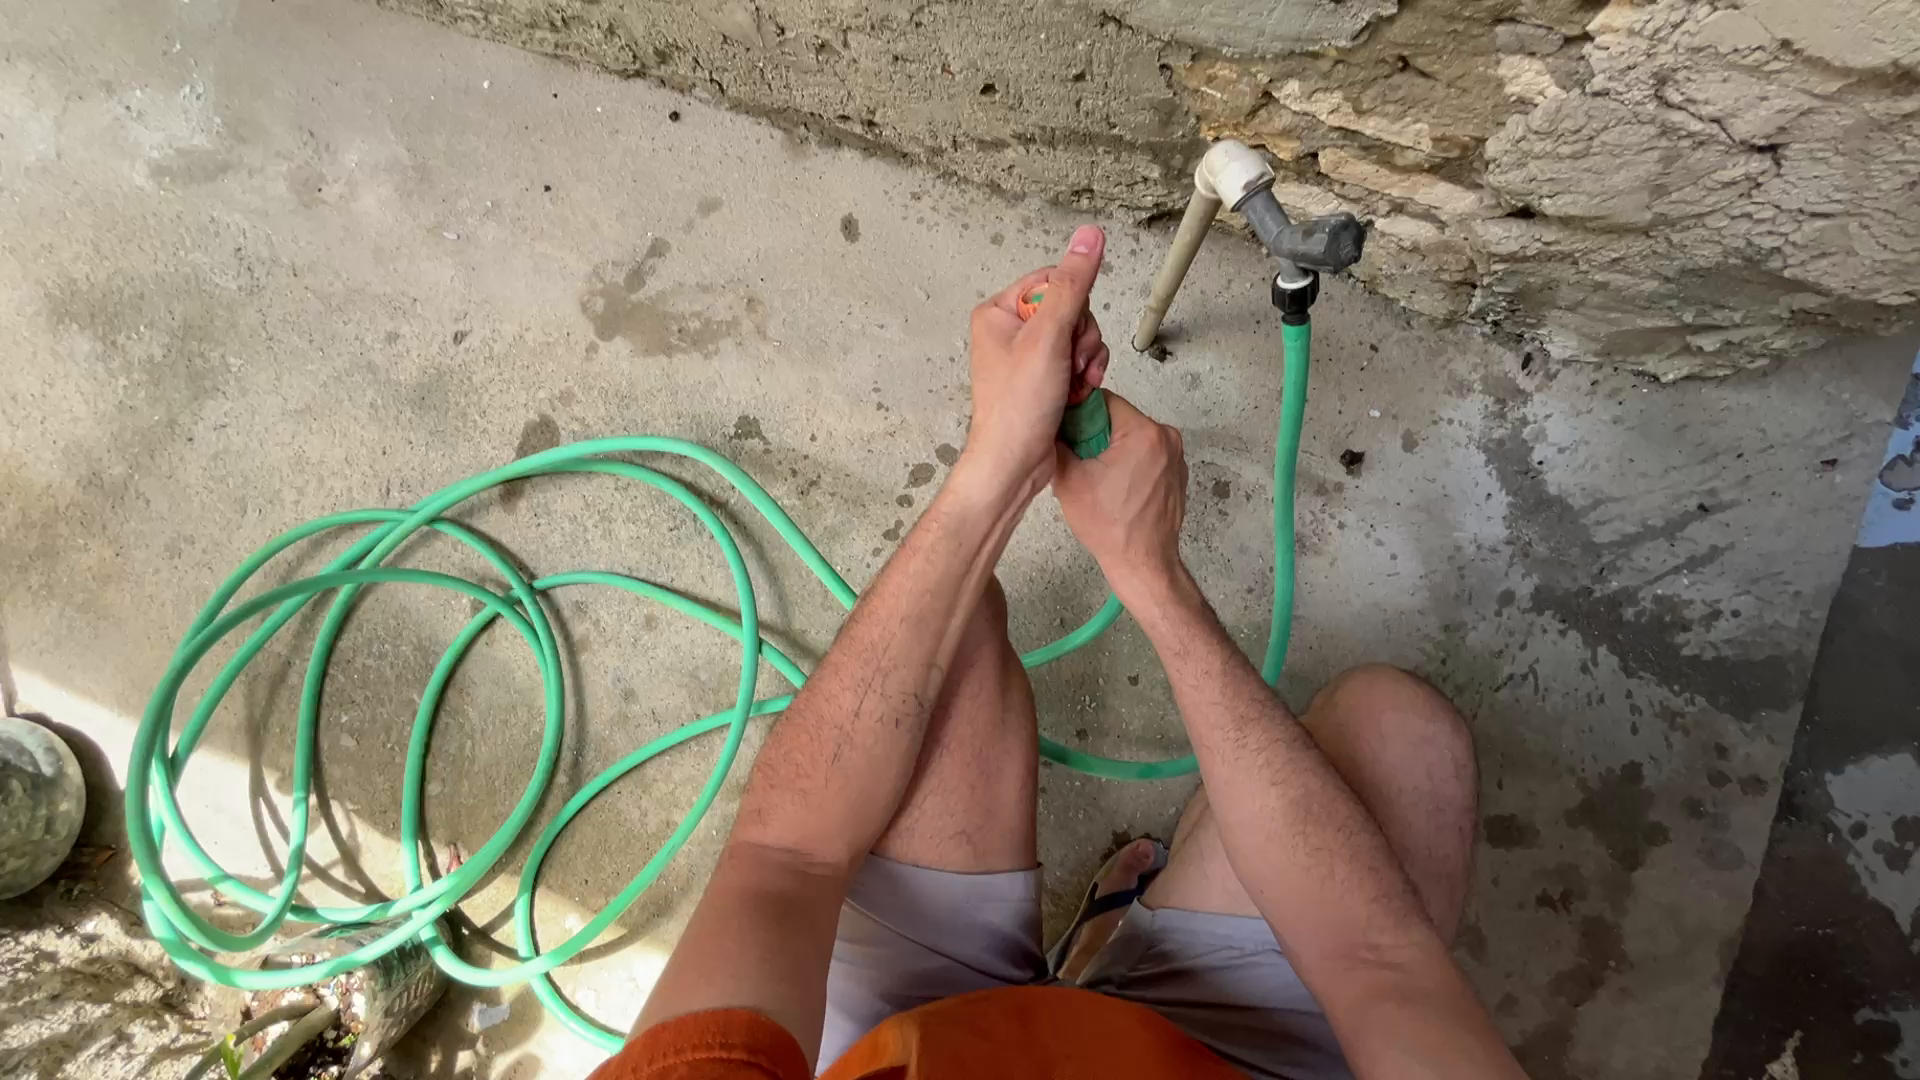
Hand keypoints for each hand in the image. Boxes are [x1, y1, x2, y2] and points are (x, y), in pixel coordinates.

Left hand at [961, 225, 1109, 498]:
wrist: (1014, 465)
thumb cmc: (1017, 410)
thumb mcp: (1047, 339)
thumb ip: (1071, 285)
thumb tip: (1089, 237)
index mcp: (999, 313)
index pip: (1055, 281)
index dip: (1074, 308)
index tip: (1066, 336)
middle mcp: (1010, 332)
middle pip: (1072, 310)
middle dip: (1082, 341)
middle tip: (1069, 366)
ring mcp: (1028, 358)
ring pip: (1080, 338)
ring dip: (1087, 362)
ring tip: (1073, 386)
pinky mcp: (1043, 380)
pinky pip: (1078, 363)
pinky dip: (1084, 379)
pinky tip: (1076, 396)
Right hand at [1052, 392, 1187, 599]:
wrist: (1142, 562)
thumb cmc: (1109, 526)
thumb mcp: (1068, 481)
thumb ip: (1057, 444)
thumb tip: (1048, 426)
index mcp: (1143, 432)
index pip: (1103, 401)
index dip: (1080, 416)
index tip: (1069, 437)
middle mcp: (1167, 438)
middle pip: (1119, 420)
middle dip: (1096, 436)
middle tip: (1081, 464)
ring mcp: (1176, 457)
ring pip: (1132, 438)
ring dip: (1112, 451)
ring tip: (1098, 480)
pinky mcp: (1177, 474)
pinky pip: (1146, 456)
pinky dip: (1129, 465)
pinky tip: (1116, 489)